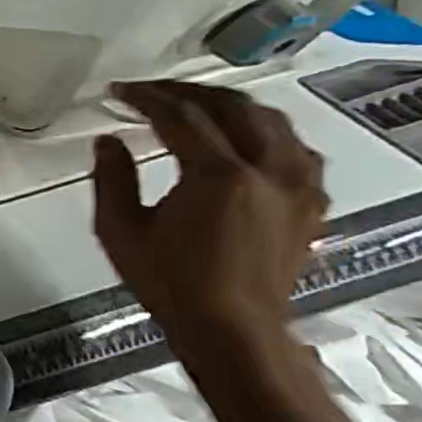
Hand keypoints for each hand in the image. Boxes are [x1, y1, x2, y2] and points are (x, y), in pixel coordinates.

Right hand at [90, 81, 328, 353]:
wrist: (232, 330)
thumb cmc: (168, 281)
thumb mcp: (119, 228)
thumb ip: (112, 177)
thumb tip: (109, 140)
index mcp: (219, 177)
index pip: (181, 116)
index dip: (146, 97)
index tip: (118, 92)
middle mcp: (269, 174)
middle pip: (235, 108)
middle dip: (189, 91)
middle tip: (152, 91)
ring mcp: (300, 190)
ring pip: (275, 124)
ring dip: (232, 106)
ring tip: (197, 105)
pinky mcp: (312, 206)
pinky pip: (297, 151)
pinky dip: (266, 133)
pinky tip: (246, 139)